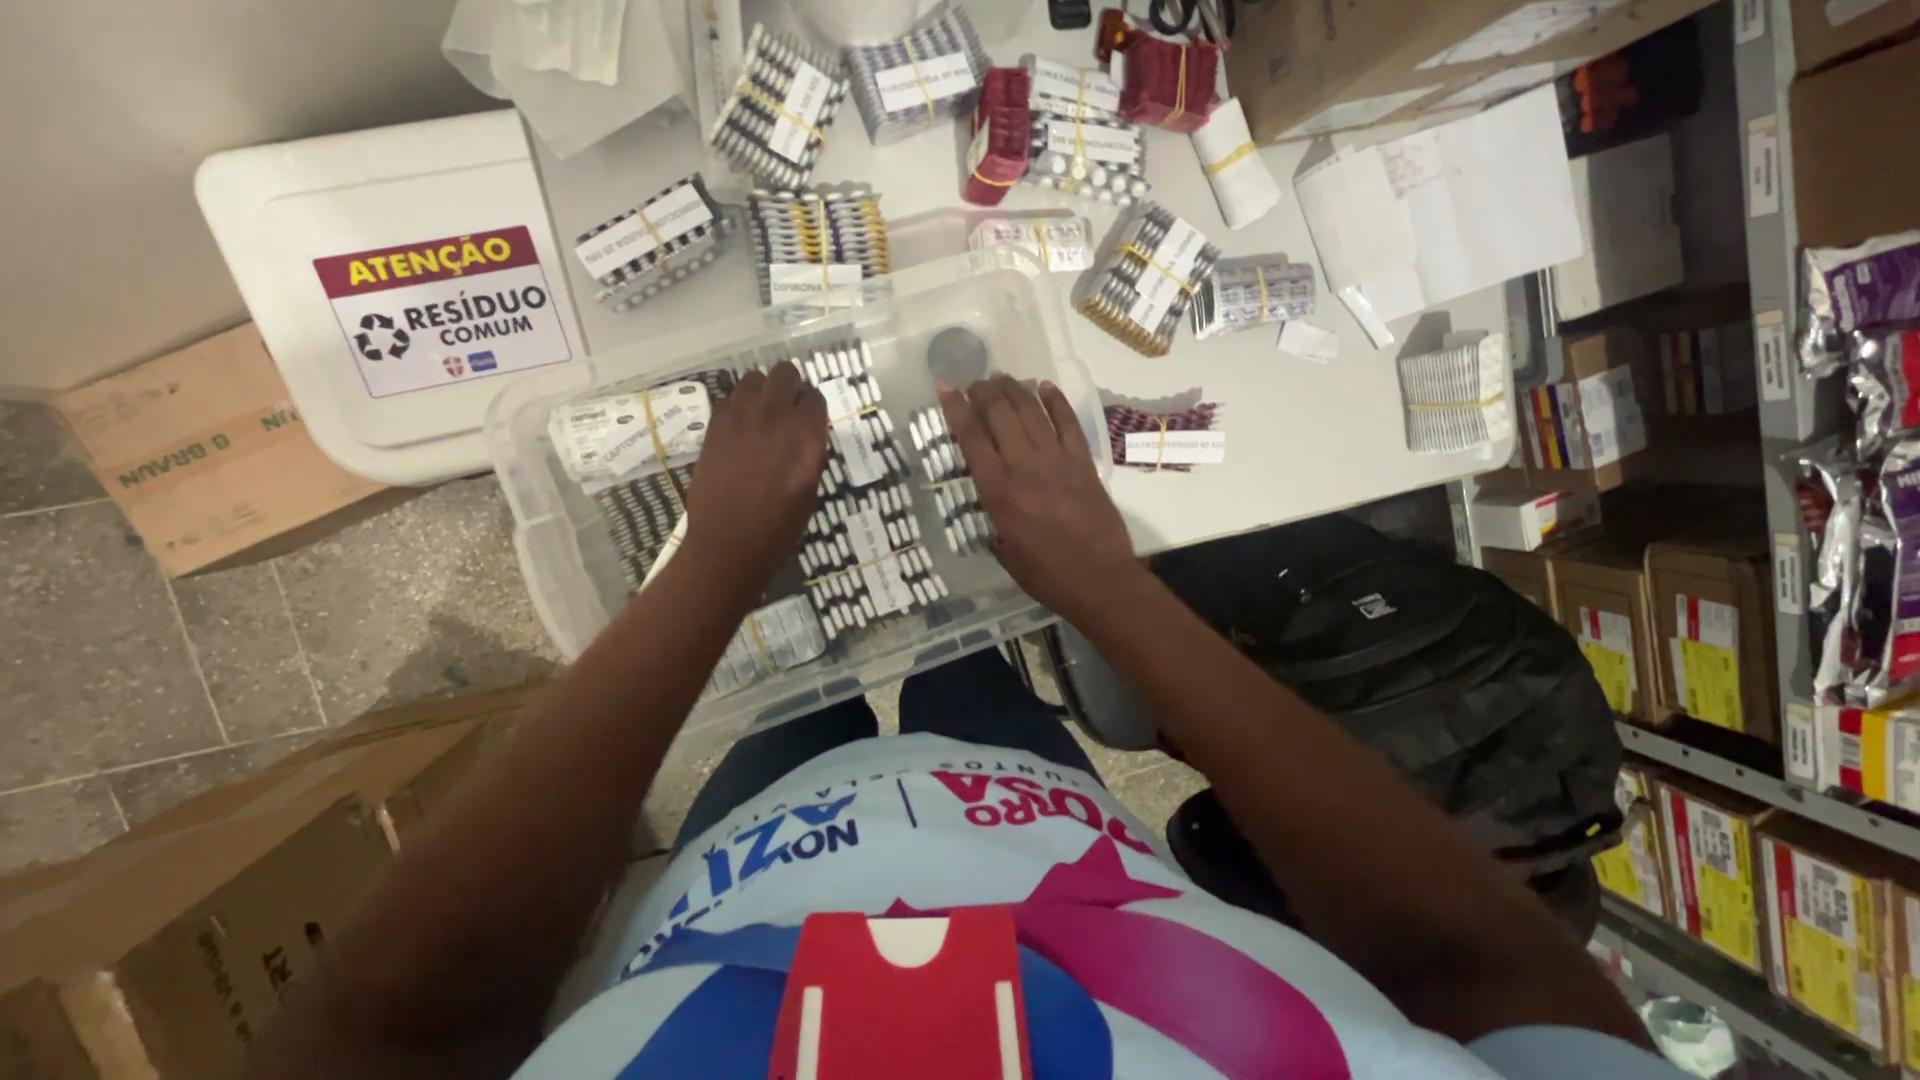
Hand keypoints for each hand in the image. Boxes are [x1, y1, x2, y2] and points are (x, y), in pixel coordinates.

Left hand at [684, 362, 827, 588]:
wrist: (727, 544)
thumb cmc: (779, 529)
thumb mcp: (810, 491)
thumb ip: (810, 455)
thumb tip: (806, 438)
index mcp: (806, 436)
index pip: (815, 398)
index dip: (813, 407)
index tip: (810, 419)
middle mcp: (775, 417)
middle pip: (786, 374)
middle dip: (790, 387)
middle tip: (788, 408)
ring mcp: (741, 418)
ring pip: (755, 379)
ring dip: (763, 391)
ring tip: (762, 413)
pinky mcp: (715, 426)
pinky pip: (730, 398)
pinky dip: (739, 405)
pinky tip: (741, 426)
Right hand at [940, 375, 1140, 620]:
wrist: (1100, 581)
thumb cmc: (1046, 576)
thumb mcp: (1004, 552)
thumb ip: (993, 522)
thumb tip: (990, 507)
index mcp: (998, 492)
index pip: (971, 437)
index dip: (955, 408)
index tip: (945, 386)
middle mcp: (1024, 467)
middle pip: (1000, 414)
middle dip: (983, 391)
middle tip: (975, 383)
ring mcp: (1057, 461)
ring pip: (1031, 411)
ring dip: (1014, 389)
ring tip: (1002, 378)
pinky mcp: (1084, 463)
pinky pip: (1068, 423)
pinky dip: (1055, 401)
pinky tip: (1045, 387)